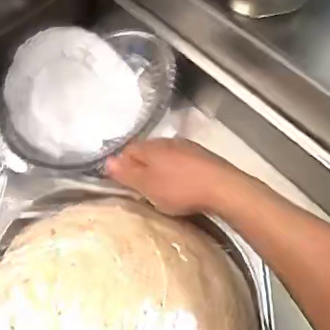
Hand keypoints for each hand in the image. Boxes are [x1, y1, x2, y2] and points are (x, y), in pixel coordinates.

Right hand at [105, 139, 249, 216]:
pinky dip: (176, 171)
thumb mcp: (148, 186)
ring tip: (160, 188)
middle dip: (140, 166)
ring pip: (164, 155)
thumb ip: (127, 173)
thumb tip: (107, 160)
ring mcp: (186, 147)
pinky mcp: (202, 157)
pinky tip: (181, 185)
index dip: (121, 164)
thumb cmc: (180, 188)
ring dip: (159, 168)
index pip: (127, 149)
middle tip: (139, 188)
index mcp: (150, 146)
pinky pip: (181, 161)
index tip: (120, 182)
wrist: (222, 188)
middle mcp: (167, 141)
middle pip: (146, 151)